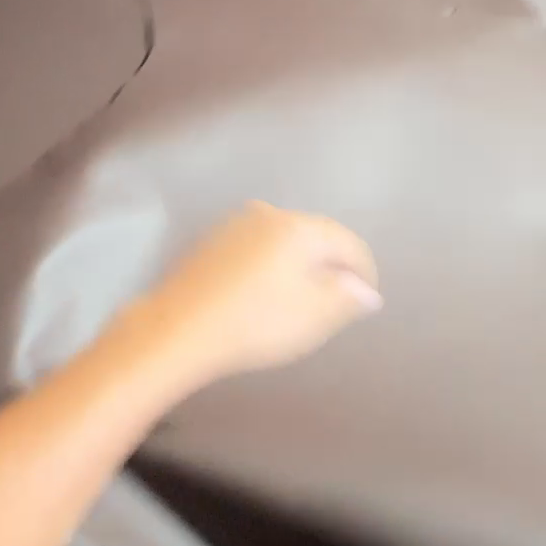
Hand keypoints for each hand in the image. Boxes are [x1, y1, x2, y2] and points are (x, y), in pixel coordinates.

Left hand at [116, 201, 380, 384]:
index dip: (364, 271)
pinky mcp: (211, 244)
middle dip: (331, 266)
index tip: (368, 298)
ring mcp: (235, 226)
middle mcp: (268, 215)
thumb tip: (367, 290)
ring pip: (283, 242)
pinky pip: (255, 250)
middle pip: (314, 237)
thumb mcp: (314, 315)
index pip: (348, 242)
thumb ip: (347, 298)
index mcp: (299, 228)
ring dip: (299, 265)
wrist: (177, 330)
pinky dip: (270, 267)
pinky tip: (264, 293)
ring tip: (302, 298)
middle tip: (338, 299)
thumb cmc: (255, 322)